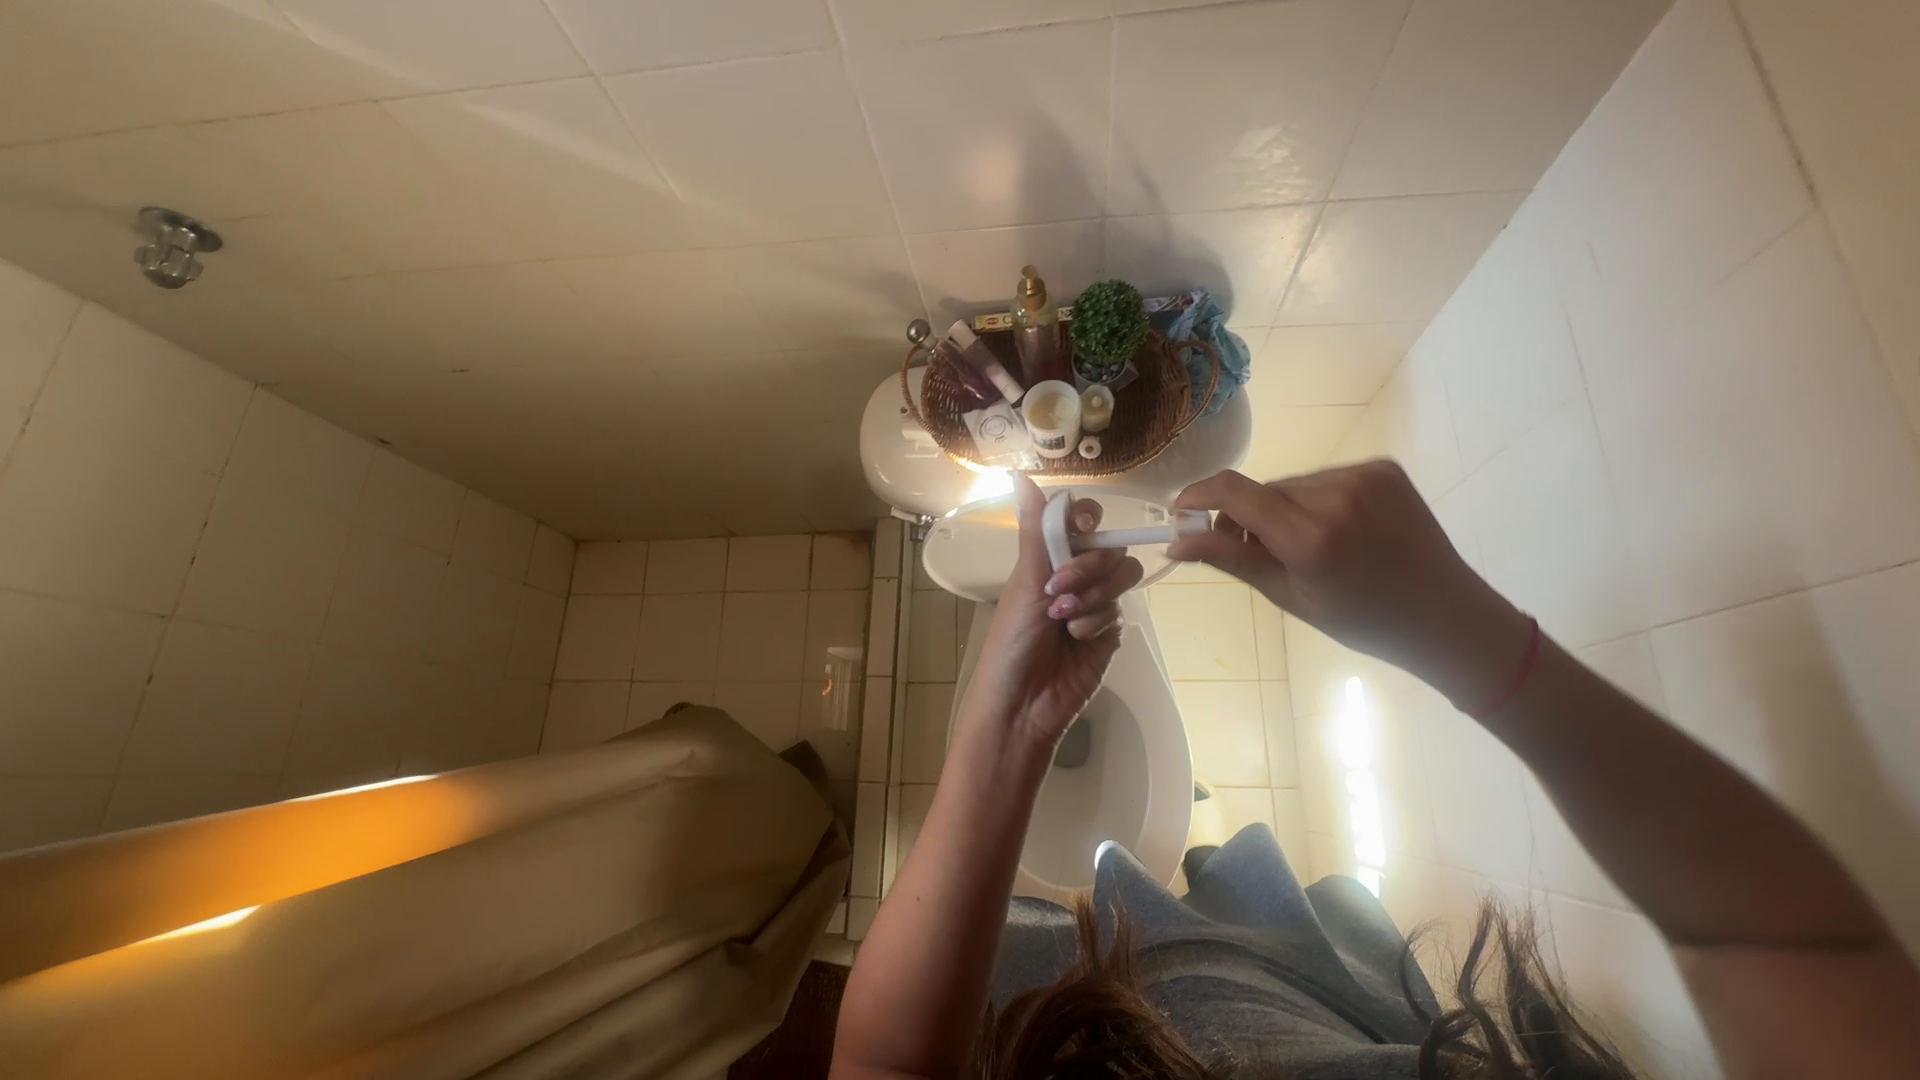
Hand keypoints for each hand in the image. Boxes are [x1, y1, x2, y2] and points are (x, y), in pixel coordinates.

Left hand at [958, 475, 1143, 745]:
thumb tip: (1020, 474)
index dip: (1088, 518)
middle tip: (1056, 590)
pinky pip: (1119, 610)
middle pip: (1110, 547)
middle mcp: (1075, 575)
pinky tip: (1076, 641)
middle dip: (1087, 567)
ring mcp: (1095, 604)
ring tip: (1063, 620)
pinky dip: (1096, 623)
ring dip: (1092, 596)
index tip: (1082, 527)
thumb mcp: (1024, 580)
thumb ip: (1037, 529)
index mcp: (1048, 557)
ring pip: (1121, 577)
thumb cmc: (1012, 640)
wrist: (1024, 702)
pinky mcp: (1110, 632)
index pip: (1083, 519)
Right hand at [1167, 462, 1532, 707]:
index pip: (1233, 492)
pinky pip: (1323, 478)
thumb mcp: (1289, 595)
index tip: (1181, 513)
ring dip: (1282, 508)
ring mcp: (1364, 476)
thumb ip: (1231, 559)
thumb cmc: (1362, 620)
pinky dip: (1315, 500)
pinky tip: (1336, 529)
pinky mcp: (1383, 468)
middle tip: (1252, 550)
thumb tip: (1175, 542)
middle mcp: (1337, 496)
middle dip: (1246, 515)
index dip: (1198, 496)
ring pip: (1291, 484)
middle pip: (1262, 490)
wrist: (1446, 615)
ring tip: (1305, 545)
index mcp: (1311, 538)